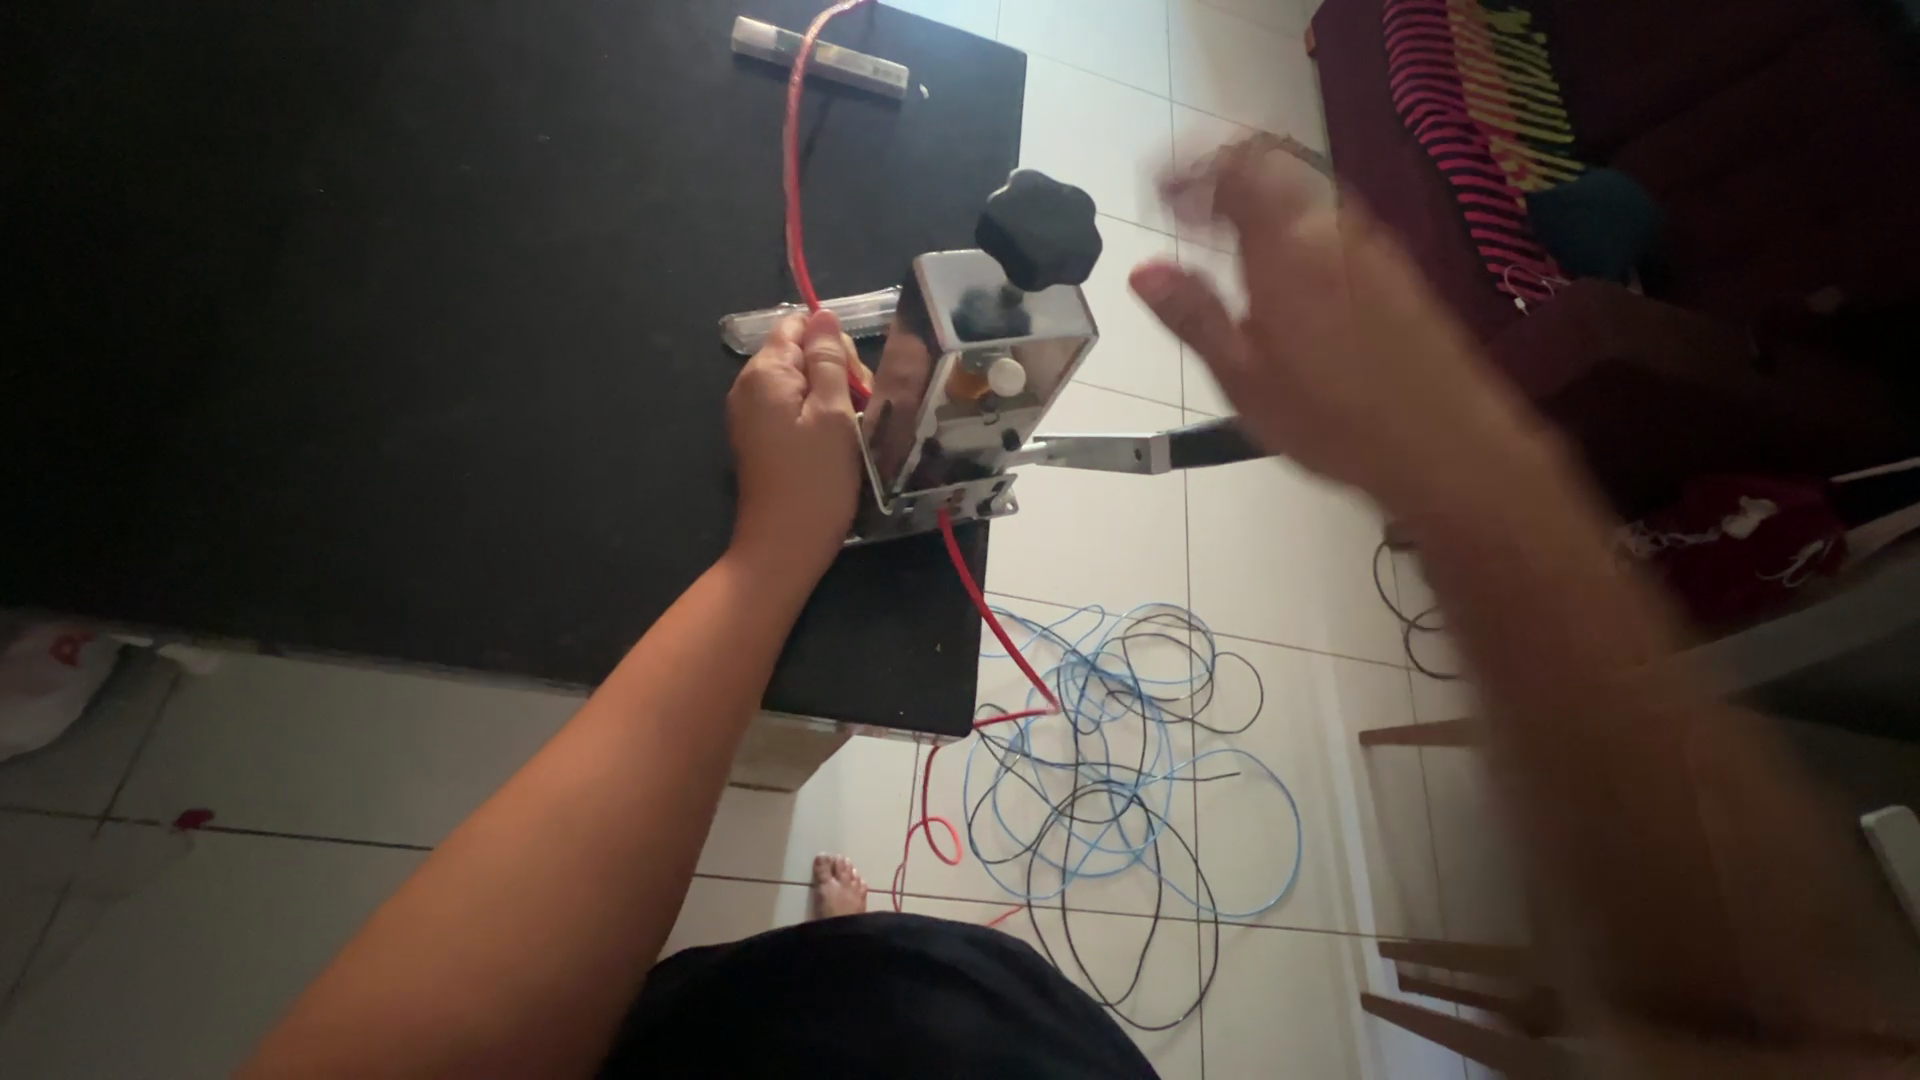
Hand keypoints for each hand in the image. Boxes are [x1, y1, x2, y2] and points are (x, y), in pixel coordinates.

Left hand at [726, 309, 861, 586]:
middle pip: (800, 354)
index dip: (834, 345)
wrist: (785, 546)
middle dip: (837, 374)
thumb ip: (829, 360)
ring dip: (834, 401)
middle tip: (860, 415)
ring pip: (802, 385)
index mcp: (765, 372)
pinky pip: (794, 411)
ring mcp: (752, 415)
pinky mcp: (761, 440)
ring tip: (851, 437)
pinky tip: (835, 447)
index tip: (856, 383)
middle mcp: (750, 387)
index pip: (799, 326)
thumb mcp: (834, 414)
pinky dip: (819, 421)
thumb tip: (824, 315)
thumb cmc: (816, 480)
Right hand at [1131, 135, 1551, 519]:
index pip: (1235, 170)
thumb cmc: (1329, 419)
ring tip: (1216, 238)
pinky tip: (1273, 268)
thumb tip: (1141, 272)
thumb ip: (1192, 315)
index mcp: (1287, 250)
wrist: (1442, 443)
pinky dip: (1286, 222)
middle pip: (1273, 165)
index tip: (1156, 194)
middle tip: (1181, 211)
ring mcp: (1369, 244)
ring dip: (1253, 198)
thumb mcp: (1242, 378)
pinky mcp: (1390, 268)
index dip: (1189, 170)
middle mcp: (1332, 229)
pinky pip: (1327, 218)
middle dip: (1218, 177)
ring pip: (1302, 189)